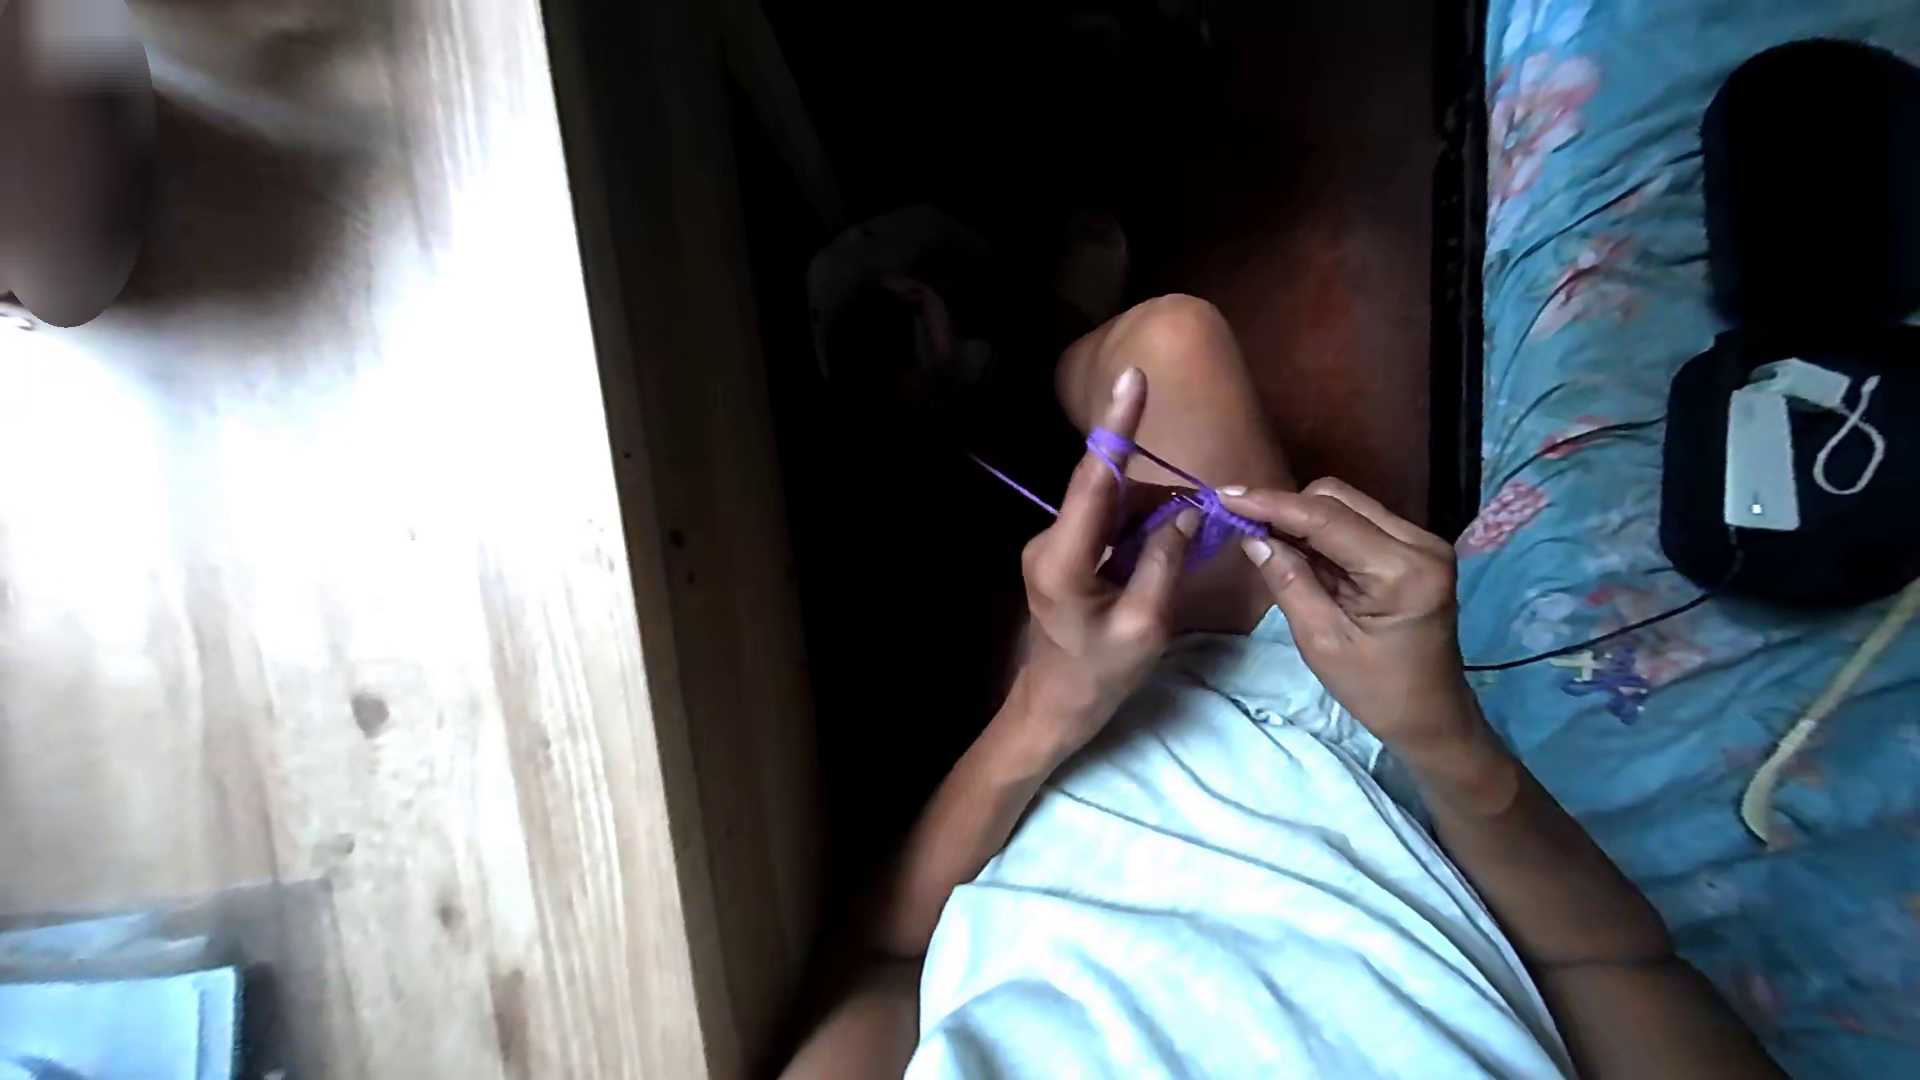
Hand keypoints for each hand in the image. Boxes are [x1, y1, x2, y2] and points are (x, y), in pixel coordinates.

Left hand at [1014, 366, 1196, 762]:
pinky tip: (1159, 550)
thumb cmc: (1101, 673)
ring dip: (1151, 516)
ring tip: (1186, 542)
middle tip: (1203, 515)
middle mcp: (1049, 540)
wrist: (1056, 700)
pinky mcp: (1060, 552)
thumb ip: (1166, 559)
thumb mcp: (1147, 623)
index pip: (1092, 480)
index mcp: (1063, 558)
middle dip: (1157, 496)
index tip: (1133, 378)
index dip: (1116, 426)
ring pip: (1110, 508)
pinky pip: (1104, 525)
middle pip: (1109, 493)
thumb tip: (1188, 510)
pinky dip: (1137, 529)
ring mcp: (1051, 544)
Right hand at [1223, 479, 1483, 755]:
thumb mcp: (1320, 639)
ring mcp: (1418, 542)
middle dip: (1284, 507)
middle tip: (1242, 526)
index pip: (1326, 518)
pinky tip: (1292, 549)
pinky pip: (1352, 521)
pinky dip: (1316, 530)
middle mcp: (1419, 543)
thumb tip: (1251, 537)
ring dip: (1298, 517)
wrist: (1429, 714)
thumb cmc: (1374, 687)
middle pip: (1336, 498)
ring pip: (1343, 503)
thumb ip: (1287, 581)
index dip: (1271, 504)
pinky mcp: (1409, 549)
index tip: (1226, 496)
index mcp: (1402, 570)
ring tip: (1264, 540)